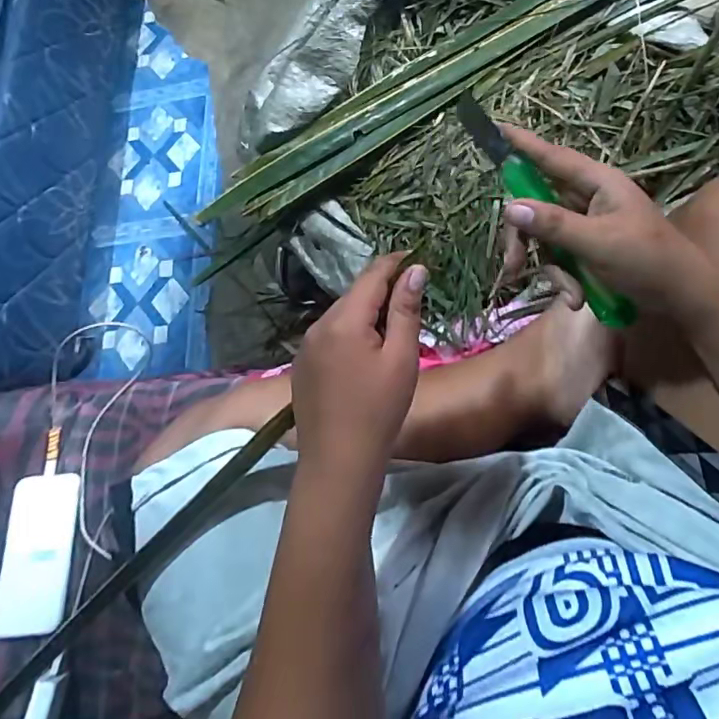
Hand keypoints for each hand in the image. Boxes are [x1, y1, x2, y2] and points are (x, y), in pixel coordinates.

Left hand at [291, 252, 425, 470]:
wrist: (338, 462)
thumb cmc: (378, 410)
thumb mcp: (401, 358)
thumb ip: (405, 310)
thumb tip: (415, 269)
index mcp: (343, 320)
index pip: (371, 275)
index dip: (394, 262)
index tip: (416, 256)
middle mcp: (318, 325)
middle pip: (354, 294)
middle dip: (382, 289)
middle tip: (412, 297)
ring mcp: (306, 346)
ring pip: (341, 314)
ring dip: (366, 312)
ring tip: (392, 327)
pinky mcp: (302, 364)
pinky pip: (330, 335)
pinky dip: (350, 332)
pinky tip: (365, 354)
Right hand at [498, 125, 713, 314]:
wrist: (683, 299)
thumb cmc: (648, 261)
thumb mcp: (599, 243)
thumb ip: (554, 225)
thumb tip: (510, 206)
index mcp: (598, 183)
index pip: (552, 157)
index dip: (523, 143)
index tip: (497, 127)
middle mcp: (588, 198)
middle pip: (537, 205)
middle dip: (525, 238)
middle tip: (513, 265)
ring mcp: (587, 224)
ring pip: (544, 235)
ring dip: (550, 267)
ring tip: (569, 294)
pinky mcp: (587, 248)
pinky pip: (558, 255)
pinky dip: (564, 278)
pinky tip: (578, 298)